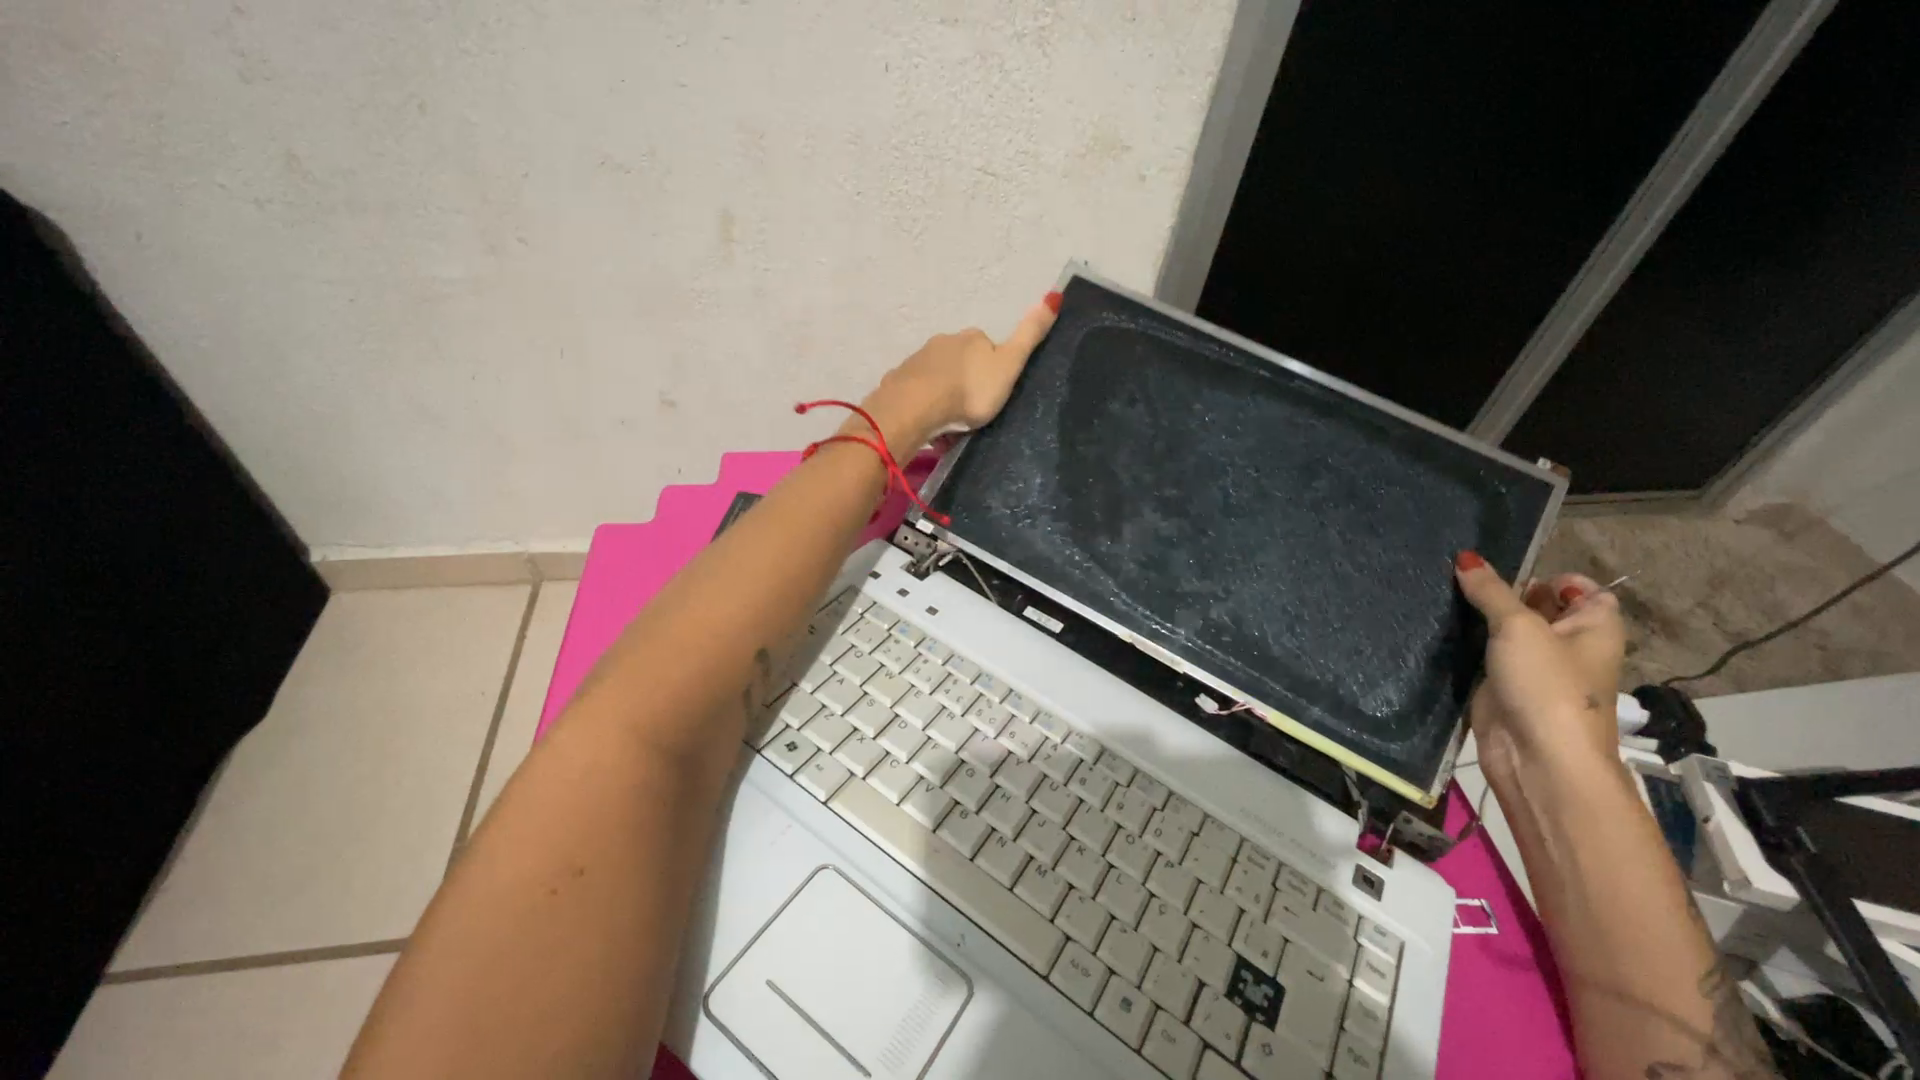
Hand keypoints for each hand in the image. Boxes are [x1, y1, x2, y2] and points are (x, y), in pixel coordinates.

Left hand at [848, 293, 1060, 450]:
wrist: (916, 408)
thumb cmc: (969, 390)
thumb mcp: (1009, 366)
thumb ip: (1029, 336)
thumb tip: (1054, 294)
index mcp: (971, 338)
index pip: (987, 347)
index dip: (992, 369)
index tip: (993, 393)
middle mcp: (943, 342)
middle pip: (960, 361)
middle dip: (965, 382)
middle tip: (972, 413)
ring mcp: (917, 361)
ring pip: (937, 377)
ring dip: (944, 394)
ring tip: (951, 423)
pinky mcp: (898, 383)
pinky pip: (917, 394)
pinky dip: (925, 405)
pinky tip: (929, 422)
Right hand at [1454, 552, 1627, 777]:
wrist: (1539, 758)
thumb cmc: (1547, 685)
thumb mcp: (1518, 626)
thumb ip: (1490, 590)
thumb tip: (1465, 557)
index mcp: (1594, 625)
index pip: (1578, 587)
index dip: (1547, 576)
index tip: (1505, 571)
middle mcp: (1569, 644)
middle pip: (1536, 606)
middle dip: (1502, 593)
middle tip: (1460, 578)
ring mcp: (1535, 668)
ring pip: (1506, 632)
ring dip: (1479, 620)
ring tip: (1442, 597)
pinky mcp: (1505, 688)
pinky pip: (1485, 656)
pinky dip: (1467, 646)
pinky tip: (1438, 629)